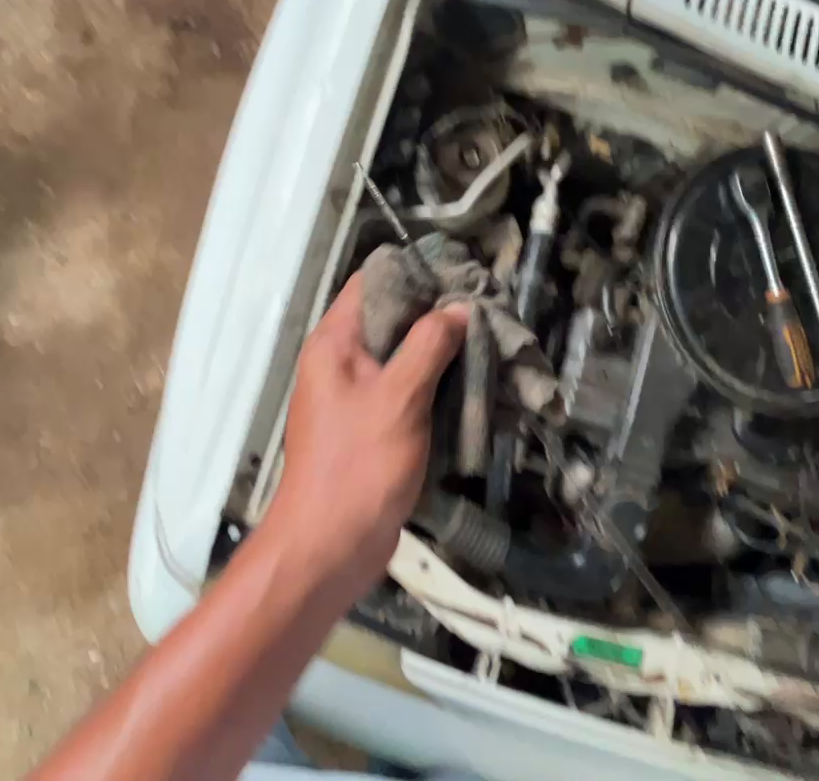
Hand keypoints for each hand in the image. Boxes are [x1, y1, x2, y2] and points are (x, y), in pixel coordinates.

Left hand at [269, 269, 467, 591]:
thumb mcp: (398, 397)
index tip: (464, 274)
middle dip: (439, 312)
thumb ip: (428, 345)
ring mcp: (357, 394)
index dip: (417, 272)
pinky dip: (437, 383)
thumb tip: (459, 307)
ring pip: (404, 355)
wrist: (329, 547)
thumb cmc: (358, 466)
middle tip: (488, 309)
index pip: (374, 281)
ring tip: (489, 340)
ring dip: (442, 350)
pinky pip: (408, 389)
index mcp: (335, 343)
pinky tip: (474, 381)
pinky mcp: (374, 424)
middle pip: (393, 317)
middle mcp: (342, 361)